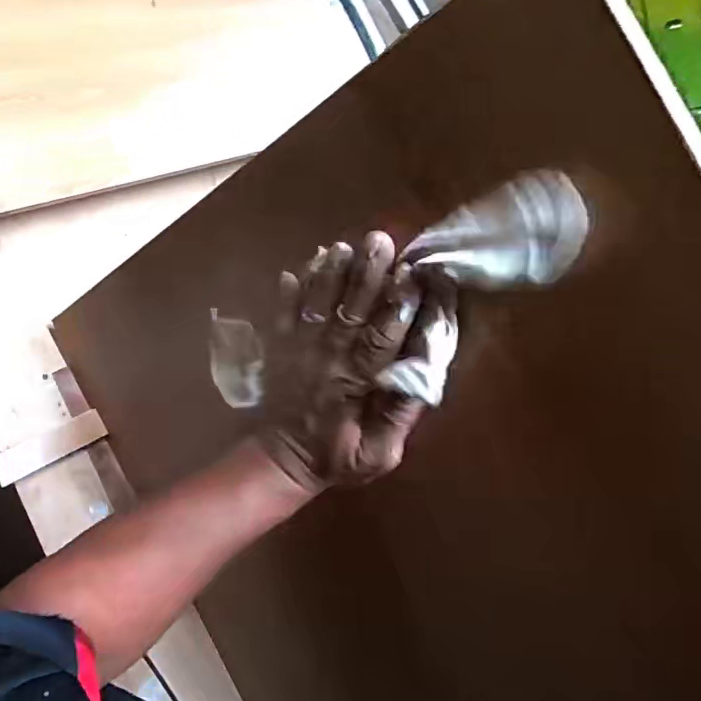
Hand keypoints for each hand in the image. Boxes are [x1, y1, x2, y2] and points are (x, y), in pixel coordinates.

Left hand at [259, 232, 453, 492]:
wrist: (280, 460)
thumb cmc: (337, 458)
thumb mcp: (382, 451)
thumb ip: (402, 412)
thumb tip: (424, 371)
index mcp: (356, 383)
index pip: (384, 337)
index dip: (399, 305)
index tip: (415, 273)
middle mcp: (326, 360)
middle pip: (349, 312)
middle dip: (367, 275)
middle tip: (381, 240)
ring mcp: (297, 353)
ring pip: (315, 309)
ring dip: (328, 277)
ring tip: (341, 246)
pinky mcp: (276, 352)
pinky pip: (279, 320)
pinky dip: (284, 297)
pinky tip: (292, 271)